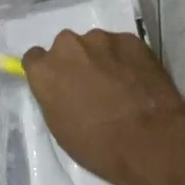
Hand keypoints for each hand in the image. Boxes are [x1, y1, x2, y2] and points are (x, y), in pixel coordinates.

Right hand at [22, 29, 184, 184]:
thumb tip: (60, 88)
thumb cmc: (98, 145)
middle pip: (65, 48)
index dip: (47, 73)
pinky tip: (137, 81)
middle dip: (75, 63)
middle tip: (91, 86)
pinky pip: (121, 47)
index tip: (58, 86)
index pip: (34, 59)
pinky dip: (126, 59)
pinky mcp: (131, 40)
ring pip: (95, 45)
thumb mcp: (59, 127)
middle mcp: (68, 46)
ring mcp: (102, 39)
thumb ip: (53, 97)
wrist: (150, 141)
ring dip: (101, 59)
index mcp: (45, 70)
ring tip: (119, 84)